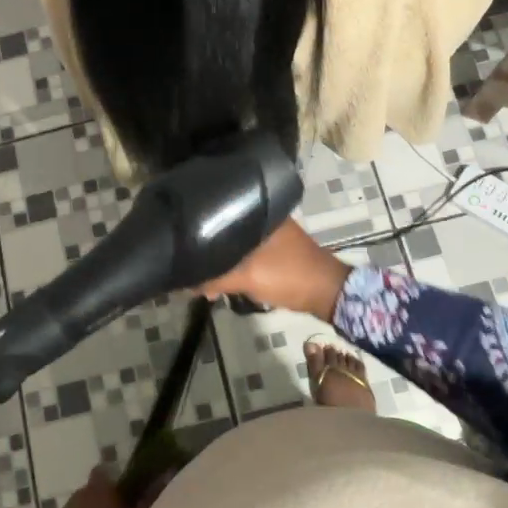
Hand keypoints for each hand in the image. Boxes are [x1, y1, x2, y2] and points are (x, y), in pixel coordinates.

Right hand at [198, 219, 351, 322]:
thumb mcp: (248, 277)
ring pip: (235, 247)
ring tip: (201, 278)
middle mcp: (265, 219)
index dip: (198, 227)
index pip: (219, 213)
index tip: (179, 239)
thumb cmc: (289, 276)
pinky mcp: (275, 252)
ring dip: (220, 262)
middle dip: (207, 250)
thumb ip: (215, 279)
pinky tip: (219, 281)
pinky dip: (233, 268)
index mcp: (260, 213)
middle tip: (188, 265)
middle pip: (226, 232)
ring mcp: (272, 236)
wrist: (328, 294)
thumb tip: (185, 283)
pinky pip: (245, 257)